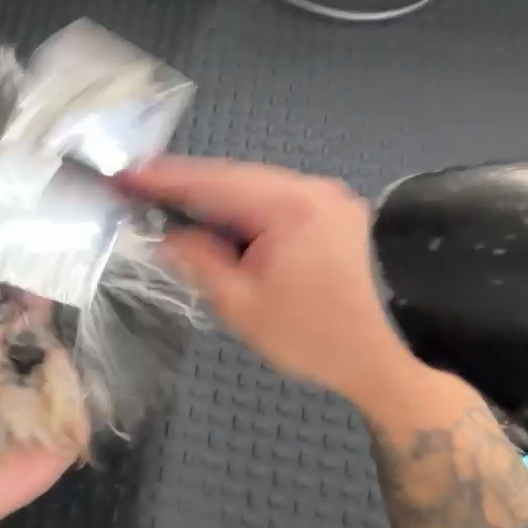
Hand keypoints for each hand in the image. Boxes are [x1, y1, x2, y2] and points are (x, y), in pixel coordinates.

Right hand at [121, 156, 413, 398]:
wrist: (403, 353)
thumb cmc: (318, 335)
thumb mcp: (244, 306)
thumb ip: (200, 262)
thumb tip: (171, 235)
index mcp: (285, 206)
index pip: (209, 182)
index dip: (162, 179)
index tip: (124, 174)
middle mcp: (309, 189)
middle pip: (233, 179)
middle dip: (187, 186)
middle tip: (143, 190)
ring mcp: (329, 199)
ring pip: (257, 189)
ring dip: (217, 200)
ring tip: (178, 210)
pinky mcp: (339, 214)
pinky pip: (278, 201)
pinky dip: (246, 210)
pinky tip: (228, 226)